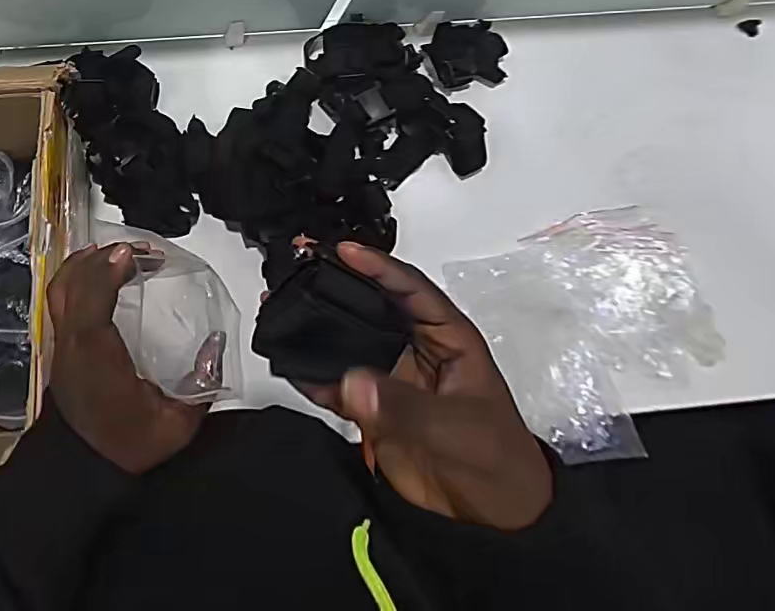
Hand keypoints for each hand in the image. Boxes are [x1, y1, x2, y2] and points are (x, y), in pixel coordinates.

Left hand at [47, 242, 207, 473]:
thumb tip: (216, 344)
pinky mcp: (58, 343)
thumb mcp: (176, 425)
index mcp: (97, 356)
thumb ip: (201, 384)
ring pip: (62, 287)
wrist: (83, 468)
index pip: (93, 301)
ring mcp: (61, 341)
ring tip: (117, 251)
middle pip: (77, 284)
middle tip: (142, 252)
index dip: (110, 271)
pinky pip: (59, 297)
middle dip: (106, 258)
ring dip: (87, 262)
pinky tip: (94, 269)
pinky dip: (75, 274)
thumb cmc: (129, 444)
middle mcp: (72, 342)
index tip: (134, 254)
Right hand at [303, 243, 552, 530]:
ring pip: (345, 335)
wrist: (489, 523)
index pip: (410, 289)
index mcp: (446, 338)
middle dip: (334, 282)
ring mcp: (387, 372)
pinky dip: (307, 369)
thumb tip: (350, 380)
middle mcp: (411, 346)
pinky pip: (331, 377)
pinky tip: (283, 356)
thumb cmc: (495, 462)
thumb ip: (404, 404)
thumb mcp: (456, 428)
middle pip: (369, 303)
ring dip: (314, 321)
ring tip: (279, 301)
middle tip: (299, 263)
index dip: (378, 266)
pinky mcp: (368, 402)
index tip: (343, 250)